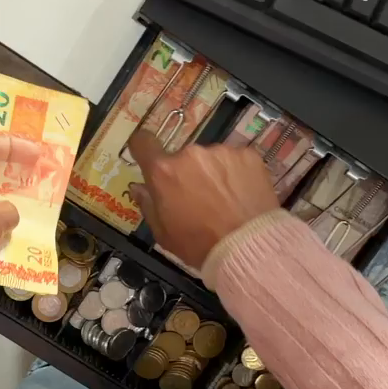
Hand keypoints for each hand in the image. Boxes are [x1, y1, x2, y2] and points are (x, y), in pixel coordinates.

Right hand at [129, 133, 279, 271]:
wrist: (247, 246)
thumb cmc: (198, 244)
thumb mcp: (163, 233)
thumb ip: (148, 204)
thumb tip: (139, 187)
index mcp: (164, 171)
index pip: (143, 142)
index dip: (143, 147)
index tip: (148, 157)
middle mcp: (190, 154)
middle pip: (181, 157)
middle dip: (185, 173)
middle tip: (198, 198)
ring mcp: (221, 151)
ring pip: (209, 159)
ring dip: (211, 173)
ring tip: (224, 199)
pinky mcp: (247, 154)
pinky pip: (234, 160)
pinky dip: (235, 173)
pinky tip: (241, 195)